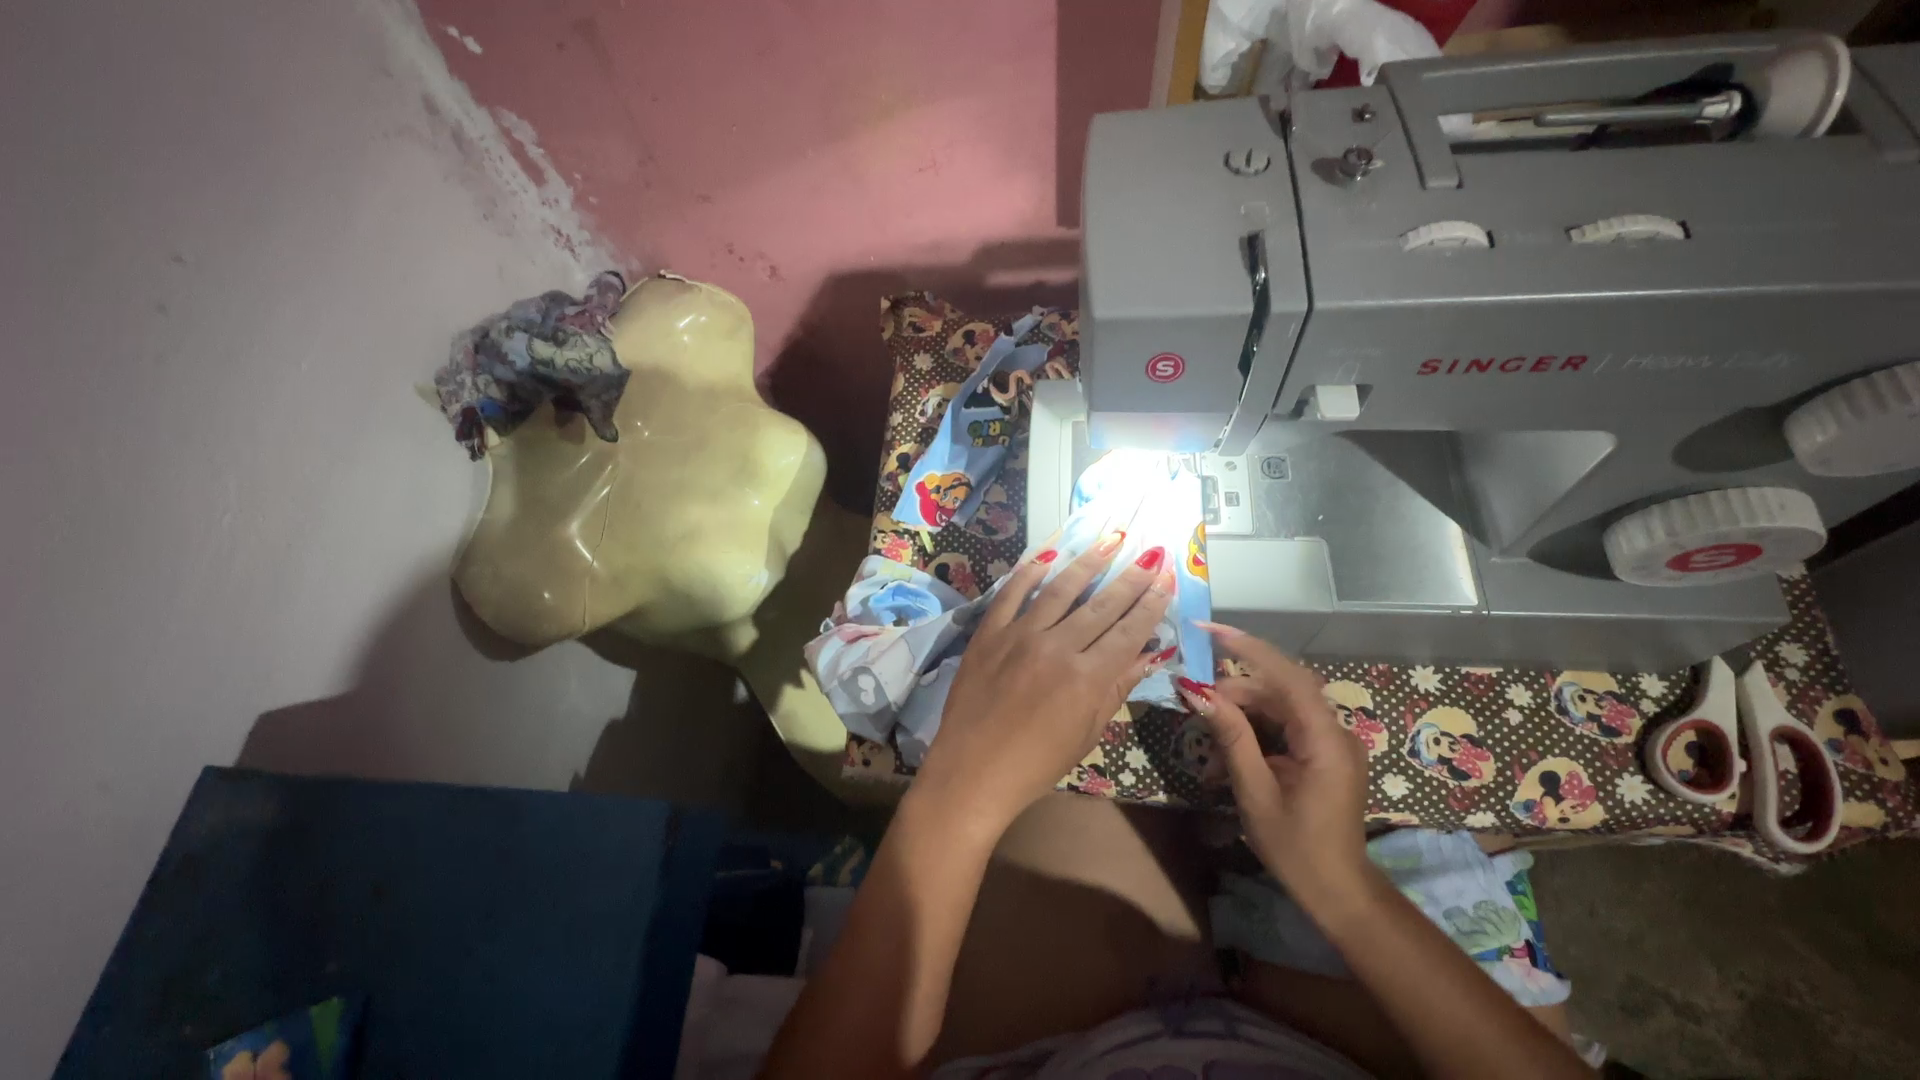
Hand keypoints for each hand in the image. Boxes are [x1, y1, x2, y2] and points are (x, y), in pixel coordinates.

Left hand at [915, 531, 1176, 833]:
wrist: (972, 771)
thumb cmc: (1036, 764)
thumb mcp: (1087, 733)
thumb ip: (1116, 689)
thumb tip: (1149, 655)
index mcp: (1086, 678)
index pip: (1128, 631)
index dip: (1151, 603)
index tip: (1167, 578)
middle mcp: (1056, 647)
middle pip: (1101, 605)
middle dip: (1130, 577)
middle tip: (1150, 552)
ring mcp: (1018, 636)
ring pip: (1059, 590)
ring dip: (1087, 563)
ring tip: (1109, 540)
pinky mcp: (988, 634)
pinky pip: (1010, 595)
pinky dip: (1028, 574)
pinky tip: (1046, 558)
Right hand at [1177, 626, 1370, 904]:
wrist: (1338, 890)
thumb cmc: (1295, 846)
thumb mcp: (1255, 791)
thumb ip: (1231, 736)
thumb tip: (1198, 692)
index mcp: (1325, 739)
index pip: (1287, 675)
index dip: (1249, 648)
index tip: (1210, 631)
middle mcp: (1336, 731)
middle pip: (1282, 688)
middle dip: (1237, 686)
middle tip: (1196, 696)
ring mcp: (1333, 742)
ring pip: (1283, 704)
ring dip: (1244, 706)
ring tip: (1207, 720)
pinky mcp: (1325, 753)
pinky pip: (1289, 723)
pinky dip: (1258, 724)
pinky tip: (1230, 737)